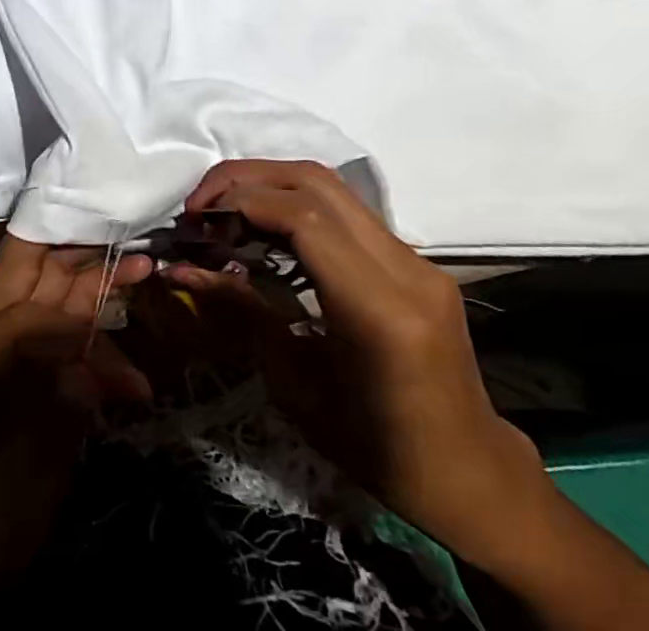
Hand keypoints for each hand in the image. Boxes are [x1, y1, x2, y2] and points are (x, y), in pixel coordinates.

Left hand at [0, 235, 153, 546]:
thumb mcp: (23, 470)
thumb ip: (53, 415)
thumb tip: (86, 373)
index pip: (16, 309)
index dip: (65, 312)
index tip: (109, 324)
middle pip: (30, 275)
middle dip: (77, 251)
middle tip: (123, 231)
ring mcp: (16, 346)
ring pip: (59, 295)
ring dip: (100, 282)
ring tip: (144, 267)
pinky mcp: (42, 360)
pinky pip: (76, 330)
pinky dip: (107, 341)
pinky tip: (135, 376)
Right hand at [161, 160, 543, 562]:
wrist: (463, 469)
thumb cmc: (373, 449)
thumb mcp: (295, 386)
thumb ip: (243, 314)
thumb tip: (184, 269)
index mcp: (379, 311)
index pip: (306, 219)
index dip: (243, 203)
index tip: (197, 219)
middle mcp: (407, 270)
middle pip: (320, 184)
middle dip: (250, 179)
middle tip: (201, 205)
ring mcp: (418, 260)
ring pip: (335, 189)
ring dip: (272, 186)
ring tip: (225, 211)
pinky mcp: (416, 261)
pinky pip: (348, 214)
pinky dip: (296, 207)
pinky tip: (266, 231)